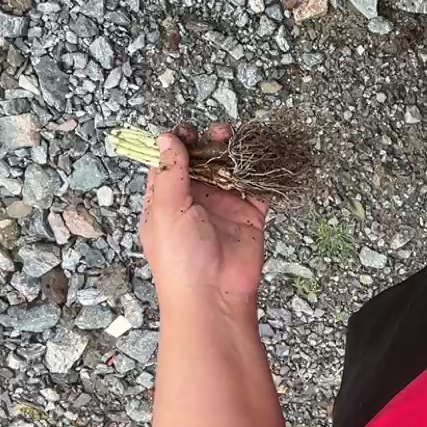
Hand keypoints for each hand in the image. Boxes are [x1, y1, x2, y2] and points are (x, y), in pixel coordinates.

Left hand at [139, 126, 268, 310]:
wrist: (214, 296)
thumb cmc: (180, 259)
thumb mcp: (166, 210)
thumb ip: (171, 172)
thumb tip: (167, 138)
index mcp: (166, 201)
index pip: (170, 164)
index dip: (177, 145)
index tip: (186, 130)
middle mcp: (195, 202)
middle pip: (203, 164)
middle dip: (209, 144)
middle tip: (217, 132)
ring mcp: (224, 209)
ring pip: (230, 172)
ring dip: (233, 154)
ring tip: (236, 137)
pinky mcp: (250, 217)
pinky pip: (257, 190)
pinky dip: (260, 173)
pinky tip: (260, 157)